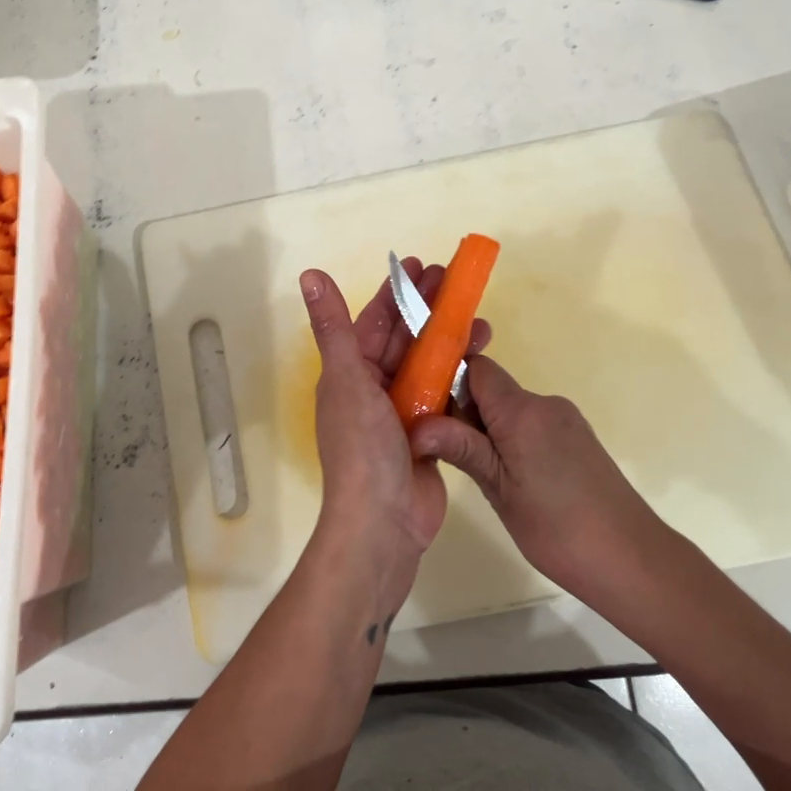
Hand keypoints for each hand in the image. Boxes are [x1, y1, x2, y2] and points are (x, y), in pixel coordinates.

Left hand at [299, 259, 489, 562]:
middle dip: (429, 310)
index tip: (419, 267)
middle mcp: (372, 391)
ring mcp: (401, 414)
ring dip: (451, 342)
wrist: (383, 523)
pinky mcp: (428, 436)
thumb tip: (309, 274)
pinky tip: (482, 362)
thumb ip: (333, 326)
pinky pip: (444, 397)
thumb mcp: (346, 379)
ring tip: (481, 320)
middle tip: (459, 282)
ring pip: (428, 366)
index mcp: (348, 375)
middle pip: (405, 341)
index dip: (395, 294)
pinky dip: (460, 378)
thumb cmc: (362, 448)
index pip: (373, 323)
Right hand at [411, 358, 664, 597]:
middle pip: (491, 389)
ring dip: (488, 432)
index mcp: (523, 411)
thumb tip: (416, 424)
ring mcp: (565, 422)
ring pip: (510, 411)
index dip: (448, 381)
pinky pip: (531, 426)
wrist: (633, 561)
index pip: (475, 368)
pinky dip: (512, 443)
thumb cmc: (559, 528)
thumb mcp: (500, 491)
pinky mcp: (577, 440)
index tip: (427, 411)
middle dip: (464, 414)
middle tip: (444, 453)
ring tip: (479, 476)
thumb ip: (462, 449)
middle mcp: (545, 405)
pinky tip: (511, 481)